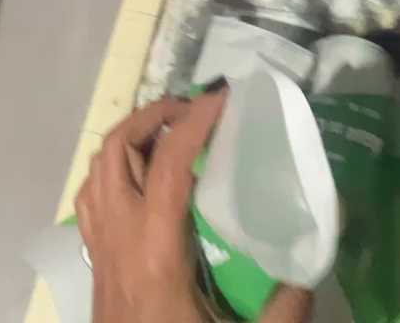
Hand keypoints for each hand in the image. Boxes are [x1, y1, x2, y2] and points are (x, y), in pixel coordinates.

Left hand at [76, 92, 311, 322]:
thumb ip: (283, 312)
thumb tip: (308, 274)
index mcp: (156, 250)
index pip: (169, 163)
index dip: (194, 122)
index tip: (222, 97)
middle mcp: (119, 235)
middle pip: (117, 148)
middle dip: (153, 116)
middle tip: (192, 110)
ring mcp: (99, 244)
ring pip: (98, 165)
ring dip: (130, 136)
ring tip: (167, 133)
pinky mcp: (92, 257)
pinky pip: (91, 192)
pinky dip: (112, 167)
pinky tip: (139, 177)